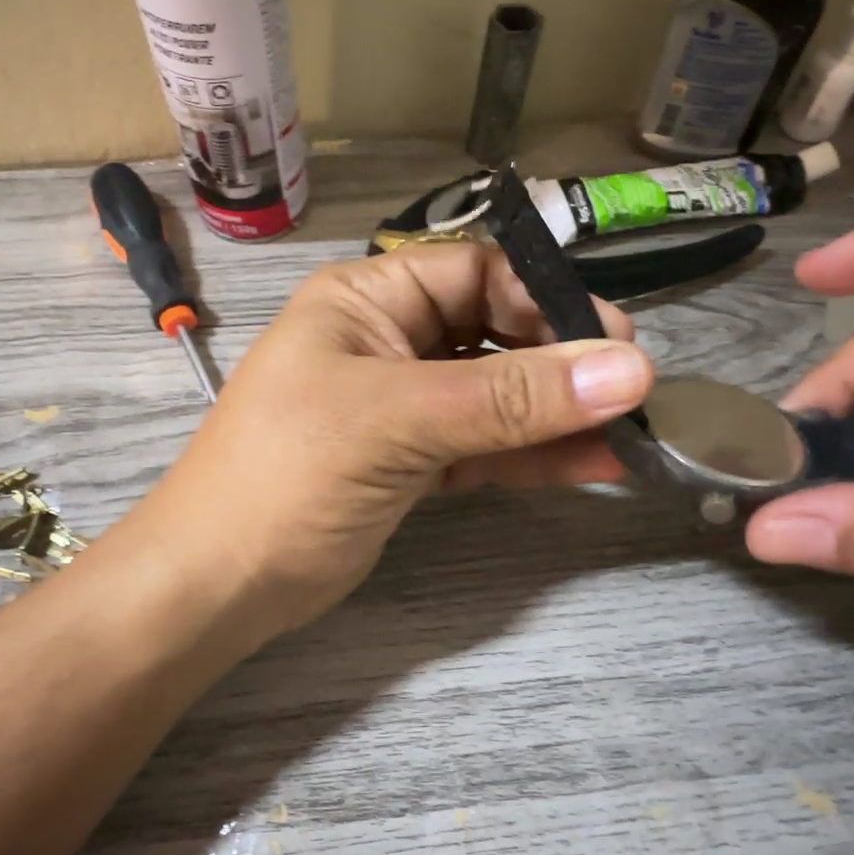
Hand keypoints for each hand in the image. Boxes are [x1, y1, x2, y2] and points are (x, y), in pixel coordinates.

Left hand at [129, 241, 652, 642]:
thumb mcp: (399, 421)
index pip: (477, 273)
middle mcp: (388, 339)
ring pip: (496, 396)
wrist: (219, 581)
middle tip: (634, 391)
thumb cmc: (290, 473)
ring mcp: (402, 405)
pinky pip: (486, 446)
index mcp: (367, 298)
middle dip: (561, 361)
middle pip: (494, 332)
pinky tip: (595, 463)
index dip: (547, 300)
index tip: (618, 341)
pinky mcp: (413, 462)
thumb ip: (512, 397)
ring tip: (634, 434)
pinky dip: (534, 455)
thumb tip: (630, 370)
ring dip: (559, 414)